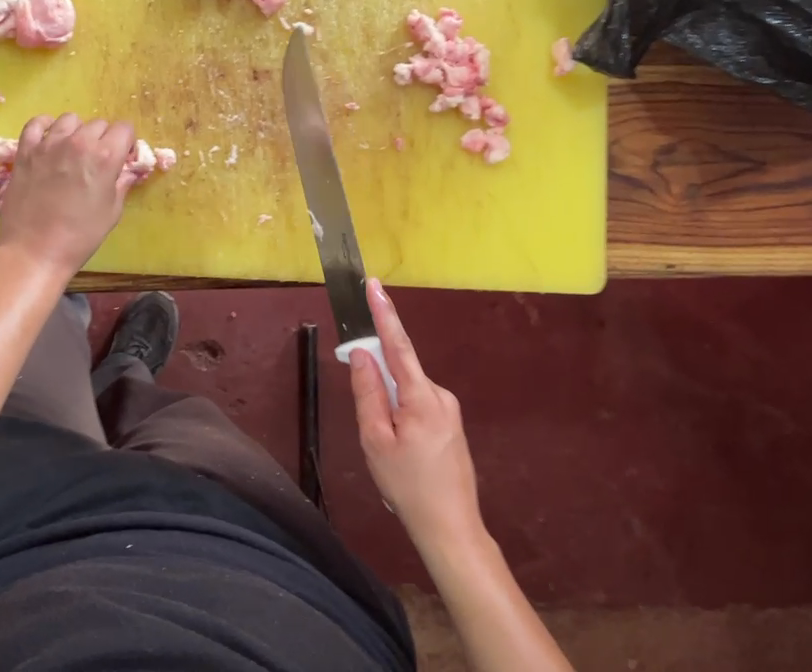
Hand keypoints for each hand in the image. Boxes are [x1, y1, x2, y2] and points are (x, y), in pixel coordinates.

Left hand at [0, 113, 137, 274]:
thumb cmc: (80, 236)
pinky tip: (49, 140)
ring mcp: (49, 144)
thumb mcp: (112, 212)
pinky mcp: (25, 150)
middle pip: (98, 124)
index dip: (126, 142)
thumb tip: (126, 171)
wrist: (35, 251)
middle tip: (96, 161)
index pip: (124, 128)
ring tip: (72, 152)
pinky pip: (36, 123)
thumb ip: (121, 183)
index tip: (121, 157)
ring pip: (70, 119)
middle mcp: (78, 142)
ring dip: (76, 132)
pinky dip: (45, 127)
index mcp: (105, 156)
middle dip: (103, 139)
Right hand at [350, 278, 482, 543]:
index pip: (397, 345)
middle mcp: (440, 395)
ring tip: (388, 455)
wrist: (451, 527)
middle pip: (399, 371)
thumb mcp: (375, 440)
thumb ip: (367, 393)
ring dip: (387, 407)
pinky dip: (398, 415)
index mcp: (422, 397)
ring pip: (406, 391)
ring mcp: (449, 409)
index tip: (373, 284)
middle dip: (377, 383)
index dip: (383, 313)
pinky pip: (416, 404)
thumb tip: (360, 354)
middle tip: (372, 428)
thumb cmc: (407, 486)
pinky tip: (400, 454)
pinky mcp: (450, 423)